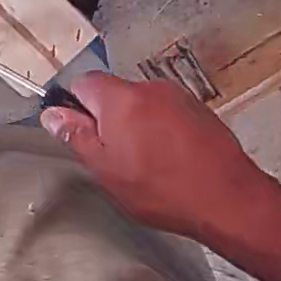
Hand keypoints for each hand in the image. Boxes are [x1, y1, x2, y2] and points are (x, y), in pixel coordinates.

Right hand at [40, 72, 280, 245]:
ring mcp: (179, 99)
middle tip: (109, 154)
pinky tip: (164, 160)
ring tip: (140, 162)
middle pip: (114, 93)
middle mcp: (151, 90)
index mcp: (120, 99)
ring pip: (141, 104)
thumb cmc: (163, 188)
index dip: (75, 104)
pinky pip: (166, 114)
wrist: (227, 199)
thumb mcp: (103, 167)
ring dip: (134, 125)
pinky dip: (160, 131)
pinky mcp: (201, 112)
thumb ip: (75, 135)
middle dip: (106, 118)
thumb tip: (53, 115)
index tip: (77, 128)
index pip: (84, 82)